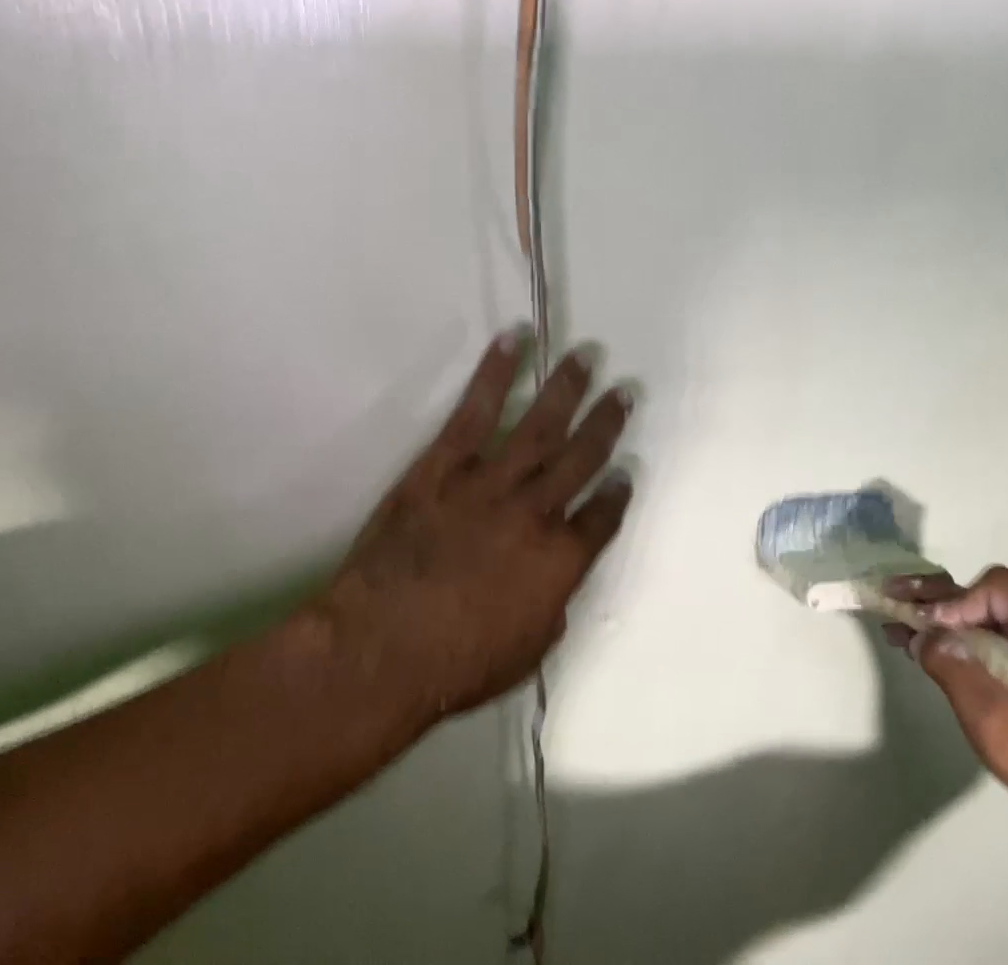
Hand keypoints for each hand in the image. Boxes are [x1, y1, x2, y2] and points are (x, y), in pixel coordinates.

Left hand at [317, 330, 633, 722]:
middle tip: (624, 391)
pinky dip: (495, 375)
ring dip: (564, 389)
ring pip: (537, 427)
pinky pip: (473, 414)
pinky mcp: (439, 469)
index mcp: (560, 562)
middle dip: (606, 424)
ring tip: (585, 356)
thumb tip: (556, 582)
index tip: (626, 472)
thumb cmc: (457, 665)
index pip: (601, 518)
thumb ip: (551, 607)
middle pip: (579, 459)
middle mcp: (534, 513)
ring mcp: (487, 485)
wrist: (381, 647)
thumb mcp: (527, 652)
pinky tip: (512, 343)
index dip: (617, 494)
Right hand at [885, 567, 1007, 830]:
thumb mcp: (990, 715)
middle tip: (891, 597)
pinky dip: (958, 636)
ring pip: (985, 613)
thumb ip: (952, 665)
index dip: (954, 601)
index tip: (925, 627)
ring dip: (942, 617)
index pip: (995, 588)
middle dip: (938, 599)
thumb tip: (919, 633)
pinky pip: (992, 635)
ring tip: (897, 622)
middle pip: (988, 594)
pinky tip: (923, 644)